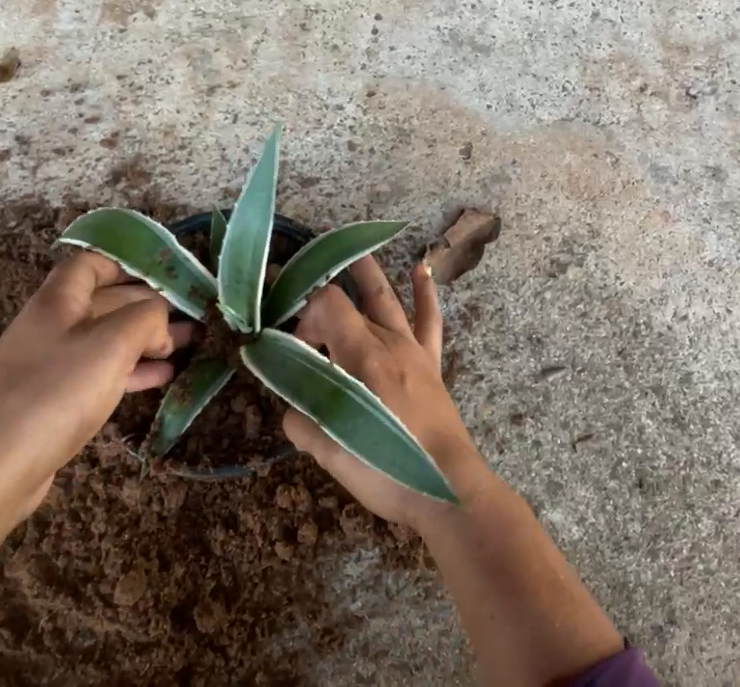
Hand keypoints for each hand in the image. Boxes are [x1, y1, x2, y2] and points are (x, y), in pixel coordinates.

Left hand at [0, 251, 190, 518]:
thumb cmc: (56, 392)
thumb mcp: (113, 343)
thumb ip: (147, 318)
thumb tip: (160, 319)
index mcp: (57, 302)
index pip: (90, 263)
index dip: (127, 261)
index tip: (166, 272)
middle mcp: (51, 327)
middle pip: (104, 302)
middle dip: (148, 304)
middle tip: (192, 311)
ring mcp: (50, 366)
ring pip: (107, 340)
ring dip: (147, 339)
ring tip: (189, 342)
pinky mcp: (53, 402)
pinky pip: (100, 374)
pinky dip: (132, 370)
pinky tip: (163, 377)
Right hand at [282, 258, 492, 529]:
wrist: (447, 486)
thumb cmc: (388, 469)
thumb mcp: (331, 454)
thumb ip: (304, 423)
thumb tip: (292, 409)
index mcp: (363, 356)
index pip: (327, 305)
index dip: (304, 316)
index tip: (295, 350)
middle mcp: (389, 343)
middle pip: (351, 301)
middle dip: (323, 298)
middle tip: (302, 298)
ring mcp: (413, 351)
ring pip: (388, 300)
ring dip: (368, 274)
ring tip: (353, 253)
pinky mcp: (431, 365)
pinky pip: (429, 320)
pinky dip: (425, 293)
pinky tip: (421, 269)